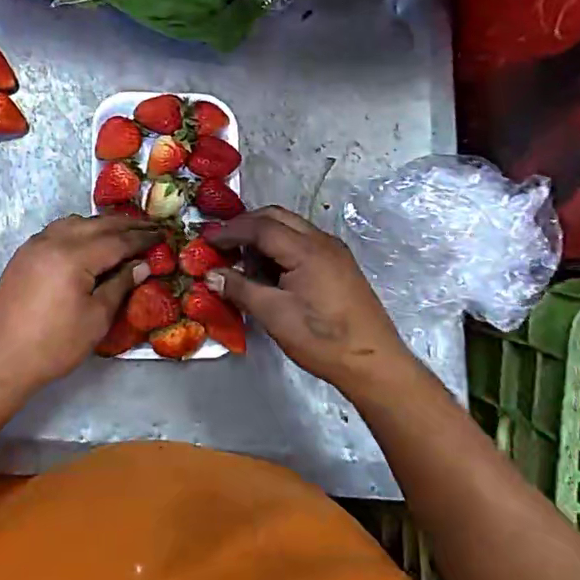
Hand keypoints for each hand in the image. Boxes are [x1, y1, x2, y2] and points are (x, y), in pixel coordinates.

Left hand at [0, 214, 158, 394]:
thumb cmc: (53, 345)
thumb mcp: (96, 319)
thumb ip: (119, 286)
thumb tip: (140, 265)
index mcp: (73, 256)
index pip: (117, 239)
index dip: (142, 237)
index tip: (162, 235)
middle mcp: (53, 241)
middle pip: (96, 225)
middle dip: (125, 225)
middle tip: (150, 226)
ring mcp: (34, 245)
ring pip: (74, 223)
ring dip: (100, 225)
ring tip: (122, 232)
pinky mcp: (23, 255)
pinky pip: (57, 231)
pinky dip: (78, 230)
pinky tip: (87, 242)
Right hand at [206, 206, 418, 390]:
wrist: (373, 363)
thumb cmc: (321, 339)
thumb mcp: (273, 314)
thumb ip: (240, 289)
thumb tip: (211, 275)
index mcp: (306, 249)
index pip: (261, 226)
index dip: (230, 230)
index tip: (206, 240)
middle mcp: (322, 241)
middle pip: (277, 217)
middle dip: (246, 225)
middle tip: (221, 243)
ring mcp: (334, 253)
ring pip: (291, 228)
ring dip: (263, 236)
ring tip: (241, 260)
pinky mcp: (339, 266)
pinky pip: (302, 243)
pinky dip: (279, 247)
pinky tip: (268, 272)